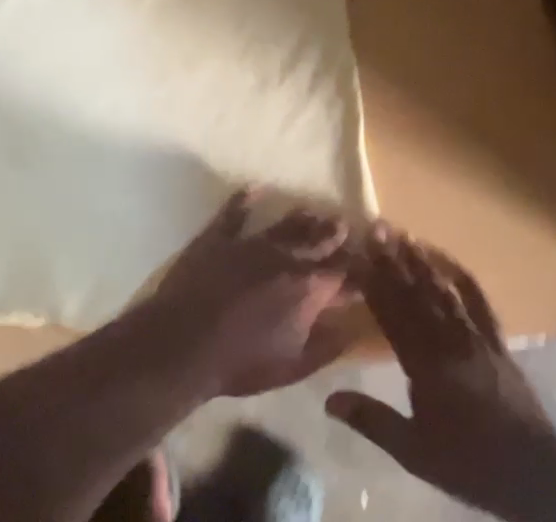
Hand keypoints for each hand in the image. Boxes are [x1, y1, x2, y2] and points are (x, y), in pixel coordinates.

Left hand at [144, 188, 356, 396]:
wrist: (182, 343)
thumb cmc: (241, 363)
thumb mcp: (294, 366)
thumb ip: (329, 346)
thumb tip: (354, 328)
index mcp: (308, 289)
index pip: (345, 273)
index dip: (361, 269)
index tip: (373, 263)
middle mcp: (284, 258)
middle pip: (318, 241)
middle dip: (335, 235)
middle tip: (346, 224)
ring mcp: (249, 243)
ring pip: (283, 225)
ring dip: (301, 218)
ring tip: (314, 209)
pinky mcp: (217, 238)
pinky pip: (234, 213)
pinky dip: (245, 200)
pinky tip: (255, 188)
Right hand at [326, 230, 555, 520]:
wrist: (533, 474)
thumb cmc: (468, 463)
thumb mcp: (413, 451)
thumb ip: (372, 421)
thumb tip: (328, 399)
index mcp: (424, 365)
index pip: (392, 314)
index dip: (373, 282)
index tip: (357, 254)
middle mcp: (449, 343)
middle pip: (415, 295)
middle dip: (394, 261)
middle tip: (377, 230)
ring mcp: (477, 339)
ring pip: (444, 292)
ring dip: (422, 263)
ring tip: (404, 236)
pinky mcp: (498, 344)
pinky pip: (479, 304)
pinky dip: (463, 279)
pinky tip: (449, 261)